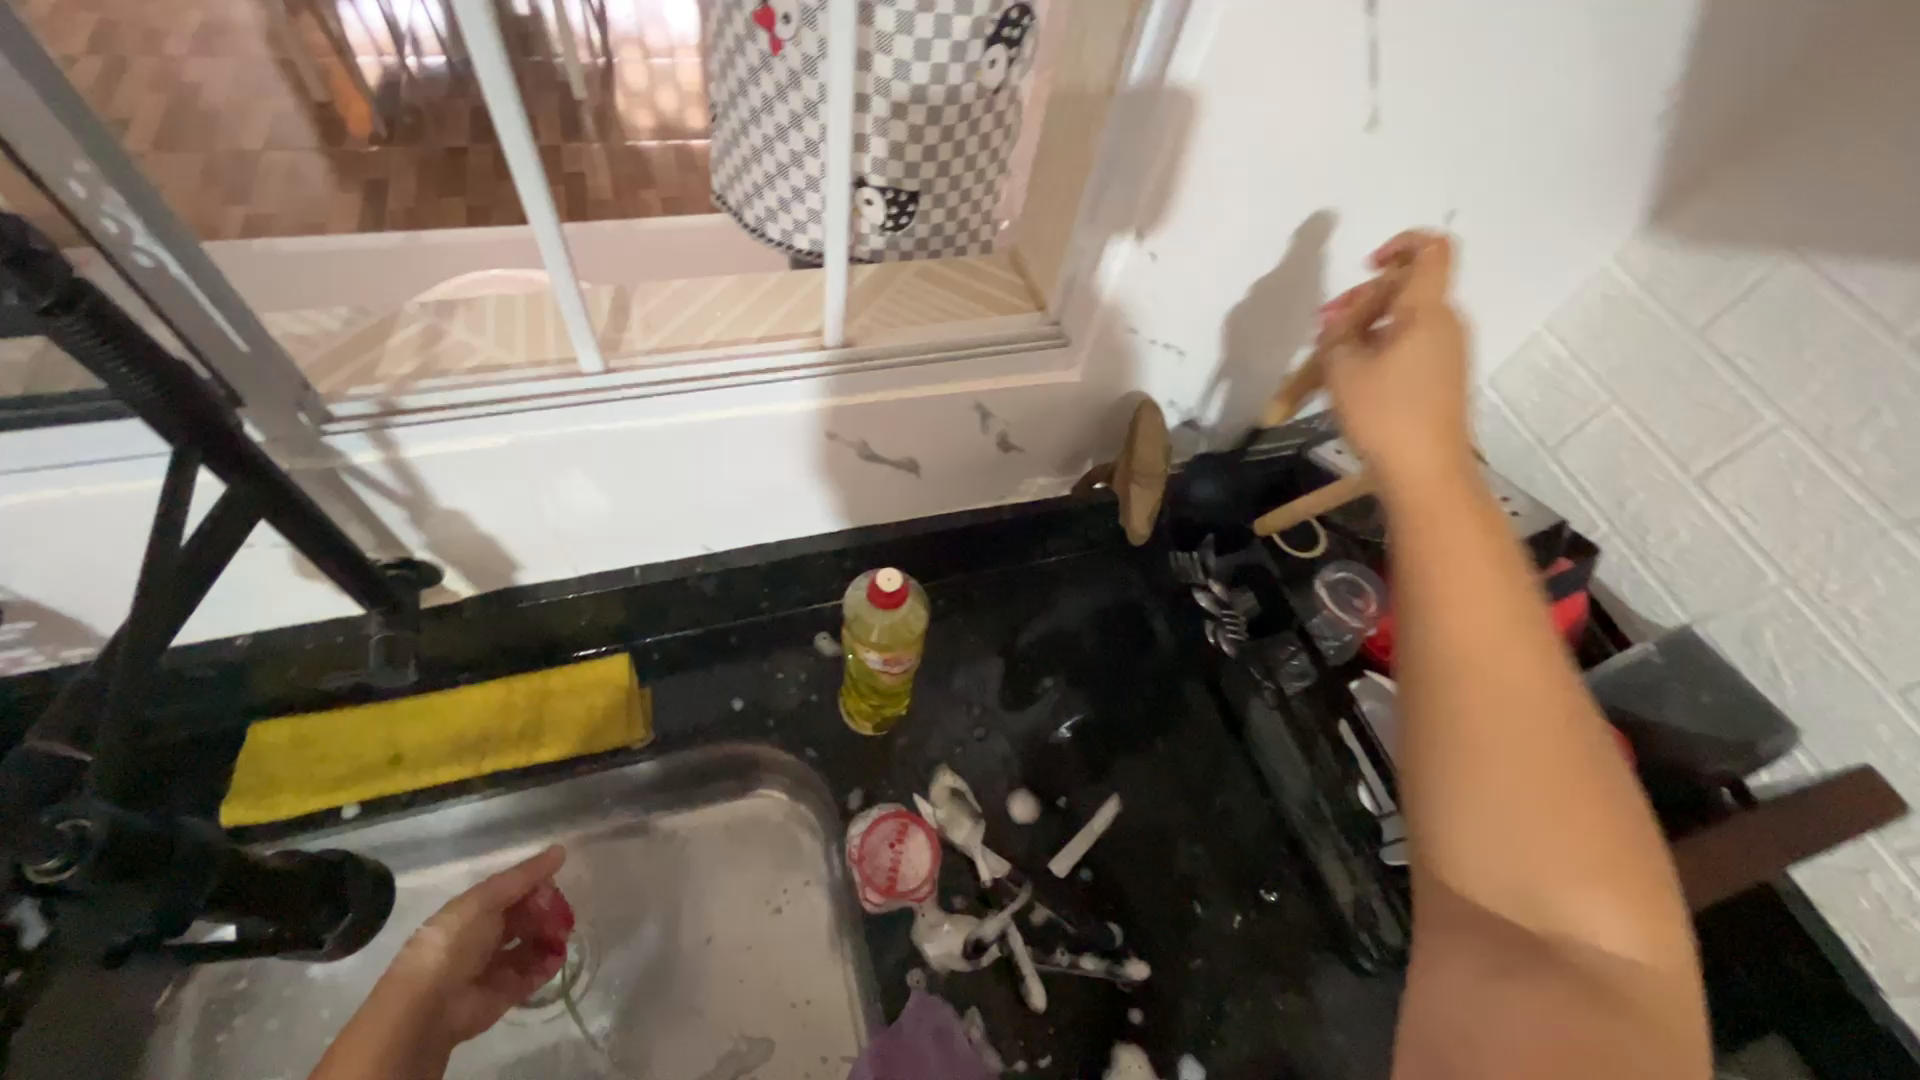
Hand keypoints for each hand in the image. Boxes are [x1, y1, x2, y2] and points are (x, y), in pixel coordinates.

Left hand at [384, 844, 573, 1048]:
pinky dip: (550, 963)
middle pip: (527, 916)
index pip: (515, 891)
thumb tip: (561, 849)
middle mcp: (485, 936)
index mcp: (474, 912)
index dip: (537, 885)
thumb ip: (523, 876)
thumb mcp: (485, 900)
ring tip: (562, 936)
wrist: (428, 1008)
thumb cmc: (452, 945)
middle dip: (548, 911)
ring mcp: (497, 965)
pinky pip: (535, 973)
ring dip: (553, 935)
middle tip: (562, 915)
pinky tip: (557, 956)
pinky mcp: (507, 992)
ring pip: (534, 942)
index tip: (554, 885)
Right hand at [1321, 231, 1474, 490]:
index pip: (1431, 250)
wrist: (1426, 470)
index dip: (1400, 244)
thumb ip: (1337, 333)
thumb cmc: (1384, 414)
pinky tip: (1350, 377)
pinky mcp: (1441, 376)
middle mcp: (1445, 323)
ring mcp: (1447, 351)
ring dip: (1364, 329)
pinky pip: (1408, 345)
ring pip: (1403, 319)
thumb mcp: (1342, 369)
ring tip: (1328, 359)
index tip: (1366, 268)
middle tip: (1325, 330)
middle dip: (1361, 300)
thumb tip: (1342, 320)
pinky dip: (1378, 349)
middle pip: (1406, 288)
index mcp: (1426, 311)